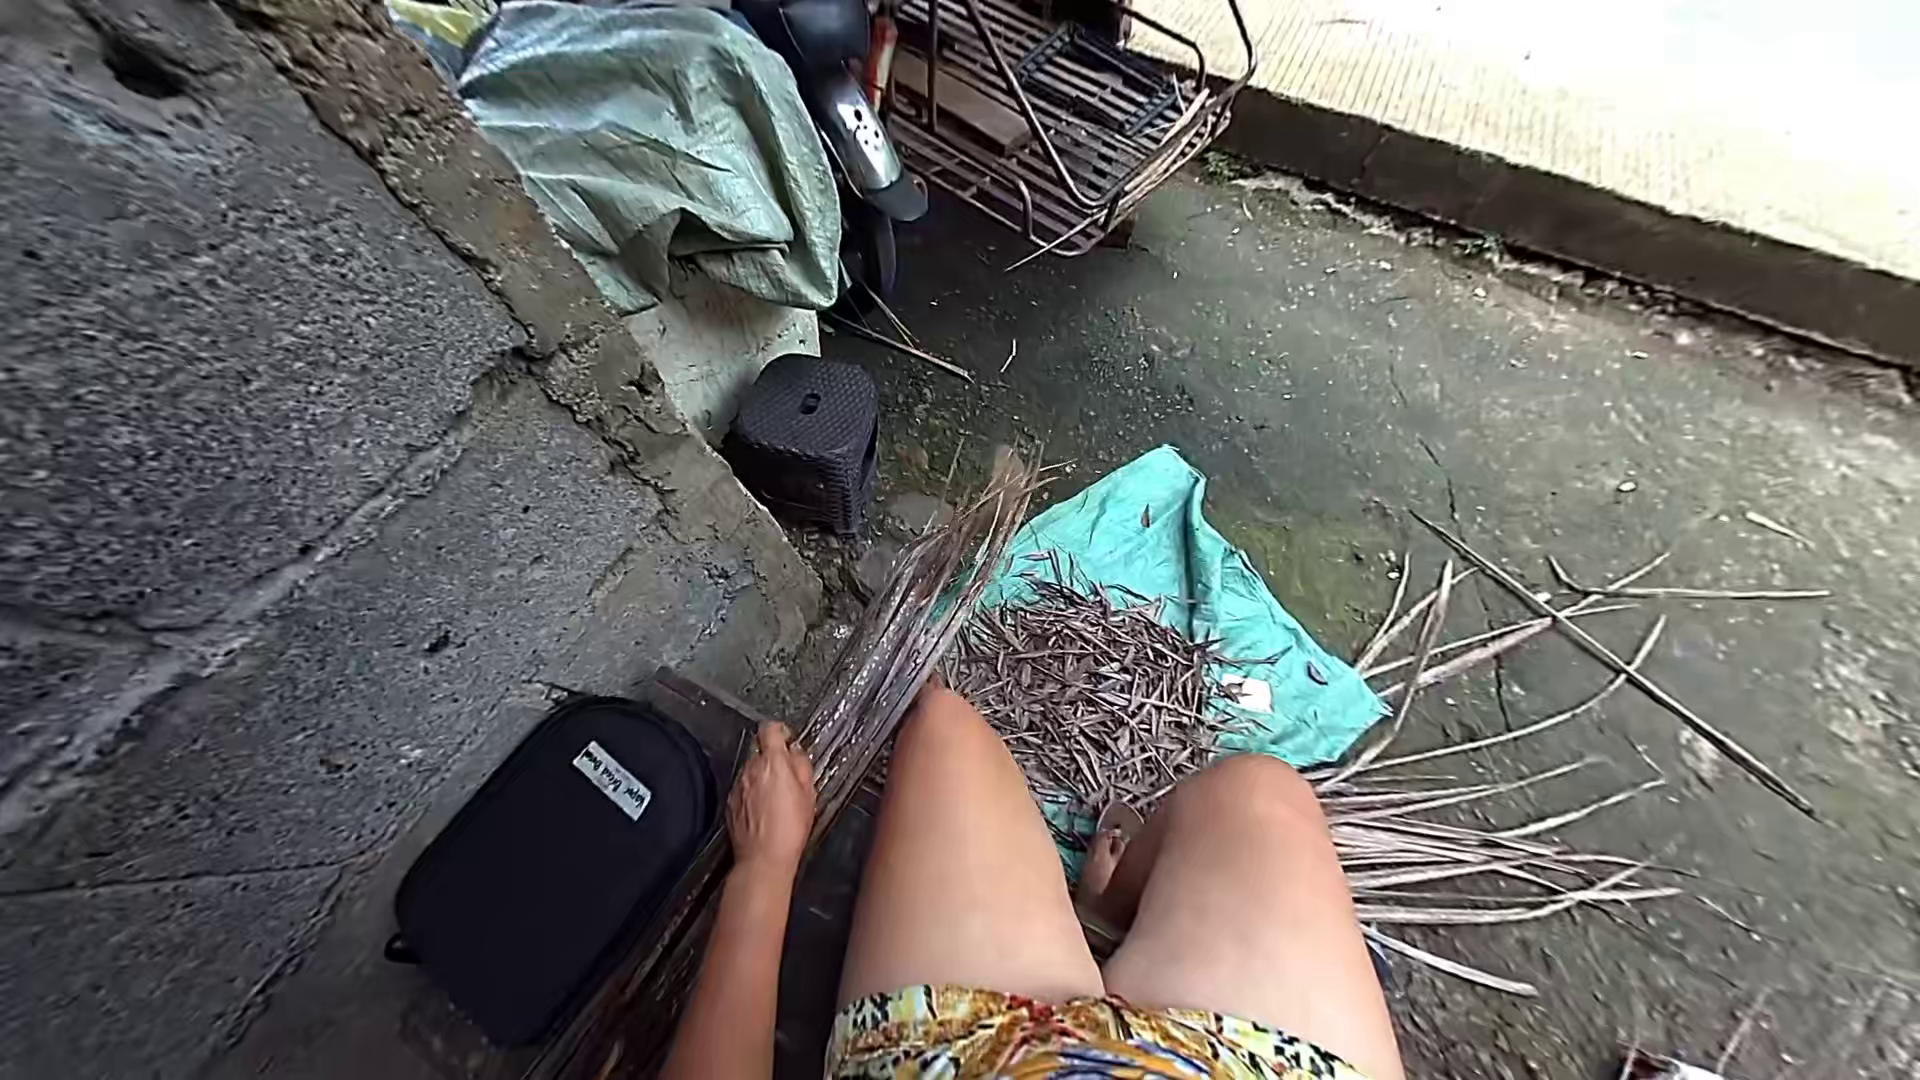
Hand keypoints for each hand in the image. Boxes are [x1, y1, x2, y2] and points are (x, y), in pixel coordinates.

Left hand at [727, 722, 815, 873]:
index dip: (779, 731)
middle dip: (773, 759)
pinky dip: (753, 792)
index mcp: (773, 763)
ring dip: (762, 776)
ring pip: (751, 770)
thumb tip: (795, 754)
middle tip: (788, 777)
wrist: (762, 860)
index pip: (769, 729)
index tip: (786, 739)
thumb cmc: (790, 829)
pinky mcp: (730, 803)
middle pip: (761, 751)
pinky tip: (764, 810)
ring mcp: (738, 786)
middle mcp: (751, 770)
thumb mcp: (809, 794)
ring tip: (776, 798)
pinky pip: (743, 788)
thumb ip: (801, 766)